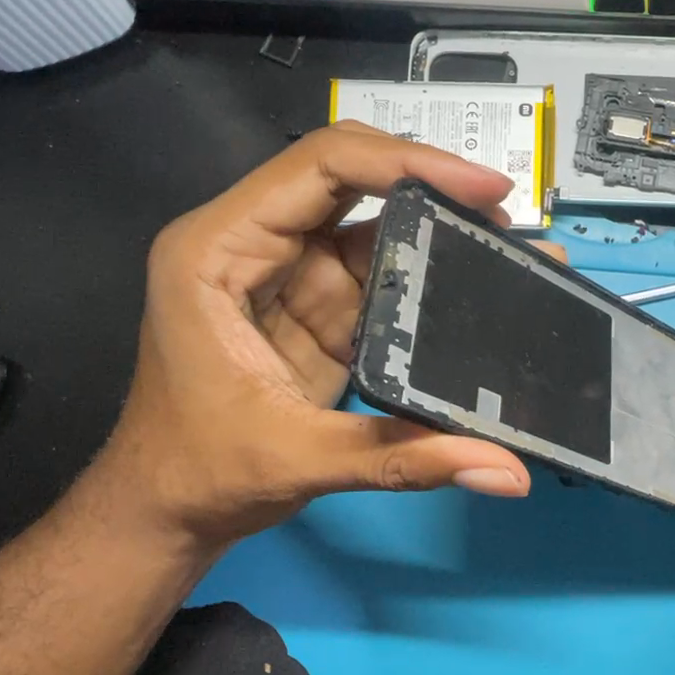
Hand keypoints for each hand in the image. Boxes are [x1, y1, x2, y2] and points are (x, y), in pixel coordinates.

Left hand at [92, 122, 538, 549]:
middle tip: (504, 213)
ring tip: (508, 247)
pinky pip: (382, 276)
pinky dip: (431, 279)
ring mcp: (291, 277)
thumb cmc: (199, 473)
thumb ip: (404, 457)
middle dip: (430, 186)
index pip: (320, 168)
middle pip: (351, 181)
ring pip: (373, 226)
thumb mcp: (299, 460)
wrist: (165, 512)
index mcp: (218, 251)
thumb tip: (509, 473)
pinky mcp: (319, 309)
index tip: (486, 188)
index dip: (406, 162)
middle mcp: (255, 246)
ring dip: (437, 232)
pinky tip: (477, 285)